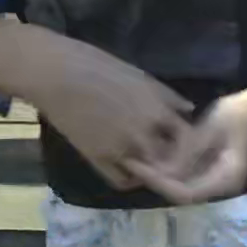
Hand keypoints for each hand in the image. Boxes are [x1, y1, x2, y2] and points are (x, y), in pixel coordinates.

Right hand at [28, 37, 193, 189]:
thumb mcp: (141, 76)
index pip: (188, 138)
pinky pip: (121, 180)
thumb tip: (190, 110)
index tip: (188, 143)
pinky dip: (130, 179)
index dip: (191, 144)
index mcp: (156, 110)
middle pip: (172, 160)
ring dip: (154, 172)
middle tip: (174, 158)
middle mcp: (143, 133)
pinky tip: (132, 170)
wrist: (55, 74)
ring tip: (153, 163)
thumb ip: (168, 97)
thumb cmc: (99, 66)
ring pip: (149, 173)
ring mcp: (120, 149)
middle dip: (175, 160)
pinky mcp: (97, 158)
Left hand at [124, 85, 246, 203]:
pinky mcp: (212, 170)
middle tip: (129, 160)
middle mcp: (220, 186)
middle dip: (155, 179)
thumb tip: (162, 169)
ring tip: (136, 158)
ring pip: (182, 185)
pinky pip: (187, 175)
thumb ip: (188, 151)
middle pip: (181, 192)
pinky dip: (169, 168)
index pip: (184, 192)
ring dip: (160, 174)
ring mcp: (217, 179)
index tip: (135, 164)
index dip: (158, 181)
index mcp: (225, 179)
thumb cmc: (242, 113)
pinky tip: (153, 154)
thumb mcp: (211, 128)